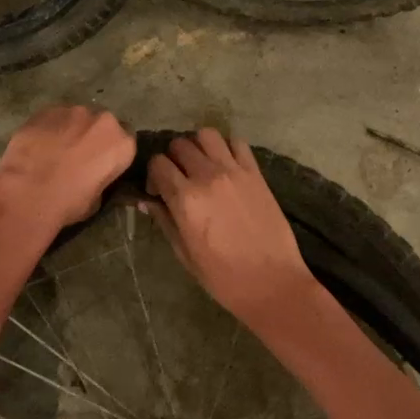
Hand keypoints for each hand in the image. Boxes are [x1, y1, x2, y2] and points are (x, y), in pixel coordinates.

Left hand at [0, 105, 134, 231]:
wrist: (28, 192)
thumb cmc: (68, 203)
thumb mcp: (97, 200)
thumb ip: (100, 179)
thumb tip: (91, 176)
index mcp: (121, 144)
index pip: (125, 140)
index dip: (112, 151)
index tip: (101, 163)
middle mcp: (102, 120)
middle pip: (101, 124)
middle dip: (92, 136)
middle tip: (77, 156)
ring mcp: (73, 110)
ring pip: (76, 118)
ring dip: (70, 130)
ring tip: (53, 151)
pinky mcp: (47, 109)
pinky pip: (53, 118)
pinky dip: (49, 128)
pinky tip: (37, 146)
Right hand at [144, 129, 315, 327]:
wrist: (273, 283)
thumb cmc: (224, 278)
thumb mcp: (185, 255)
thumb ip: (165, 221)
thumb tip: (146, 200)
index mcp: (185, 199)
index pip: (158, 164)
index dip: (153, 175)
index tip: (158, 191)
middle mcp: (207, 177)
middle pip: (179, 145)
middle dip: (173, 159)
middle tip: (179, 178)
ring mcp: (233, 171)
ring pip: (206, 135)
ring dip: (198, 146)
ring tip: (202, 166)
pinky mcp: (255, 172)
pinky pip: (237, 143)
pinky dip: (227, 148)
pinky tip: (226, 166)